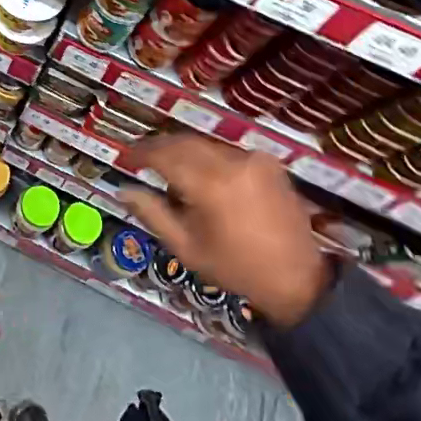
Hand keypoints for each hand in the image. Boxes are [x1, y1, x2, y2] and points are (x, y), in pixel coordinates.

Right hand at [118, 135, 332, 325]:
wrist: (297, 278)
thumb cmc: (235, 268)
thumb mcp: (186, 248)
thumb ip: (152, 214)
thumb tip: (123, 190)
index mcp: (209, 185)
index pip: (164, 154)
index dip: (141, 152)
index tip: (127, 157)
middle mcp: (232, 162)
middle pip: (184, 142)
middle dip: (160, 147)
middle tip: (142, 158)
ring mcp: (253, 159)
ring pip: (206, 144)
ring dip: (184, 151)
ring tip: (170, 168)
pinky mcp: (268, 162)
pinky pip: (227, 151)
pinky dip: (209, 157)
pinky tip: (203, 175)